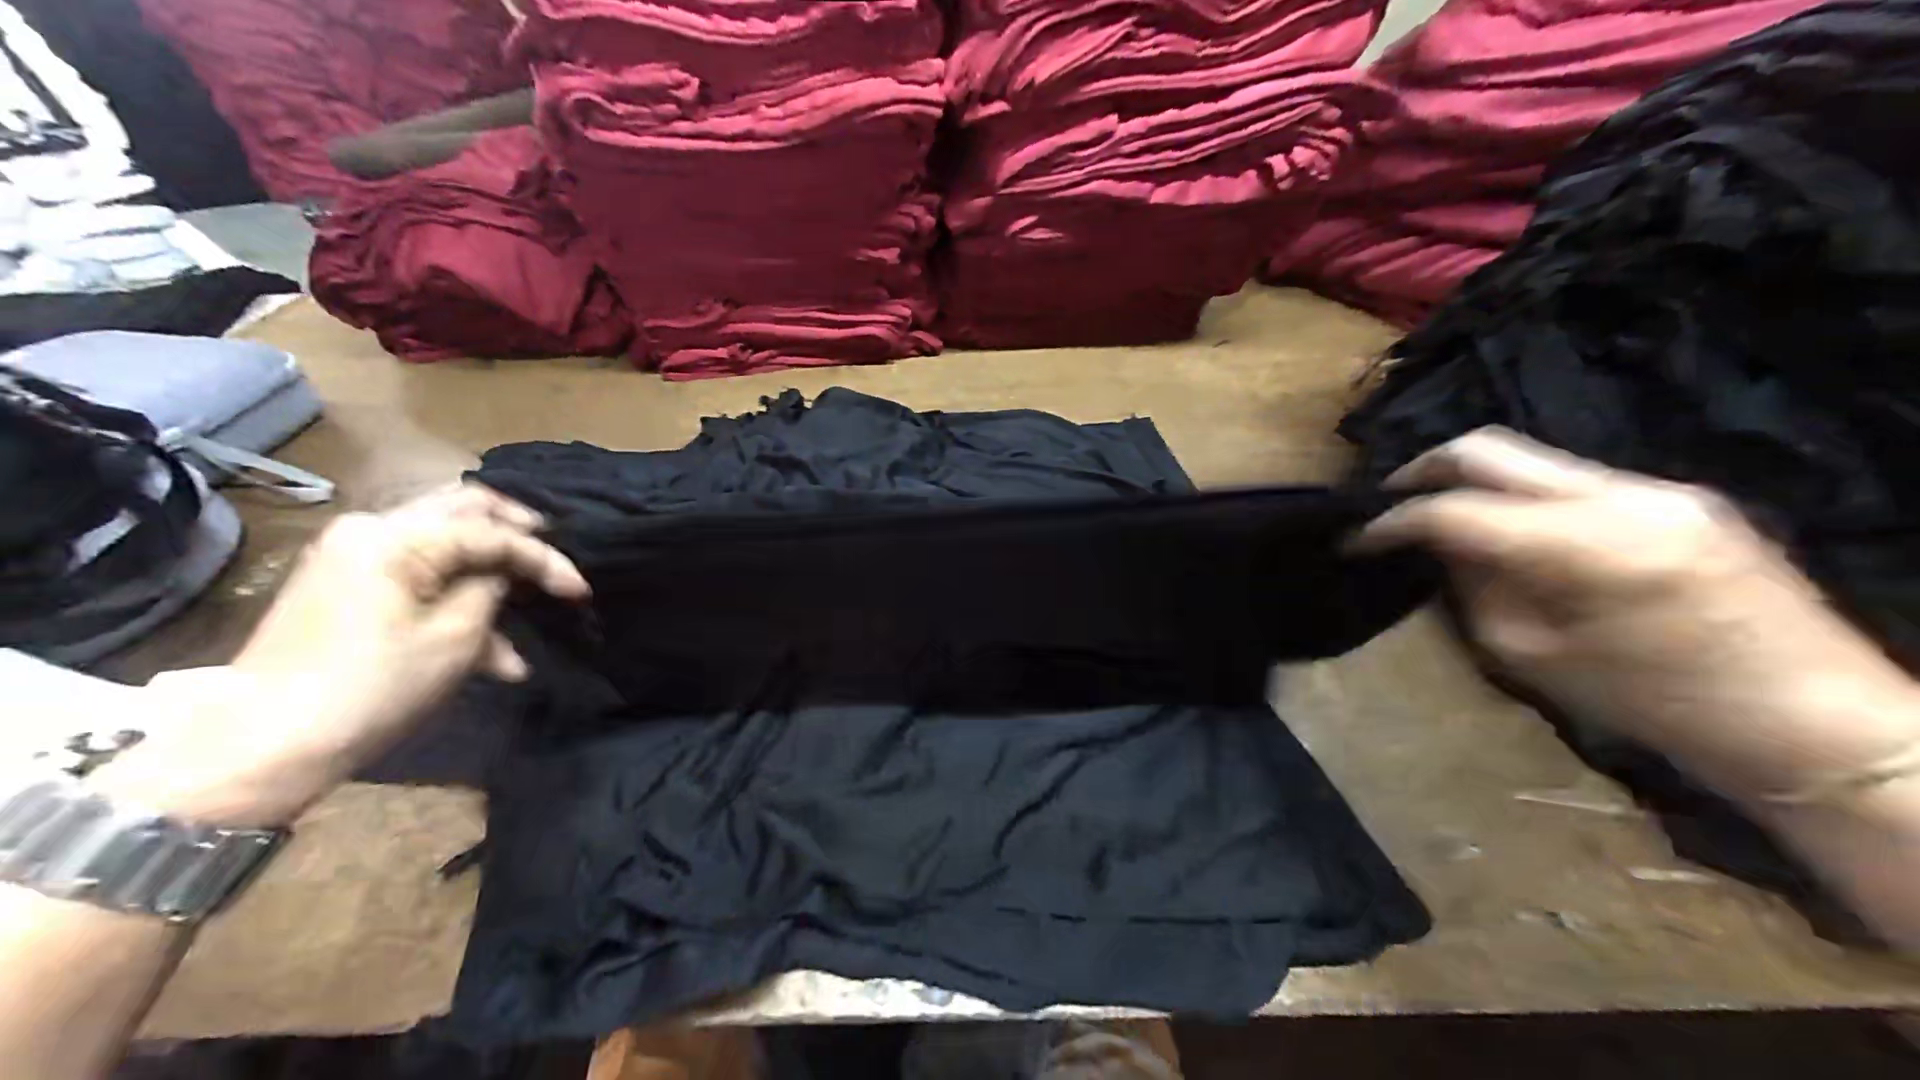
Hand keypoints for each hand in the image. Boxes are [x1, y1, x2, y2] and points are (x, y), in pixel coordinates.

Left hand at [89, 485, 588, 825]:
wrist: (262, 745)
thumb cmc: (373, 685)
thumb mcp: (456, 637)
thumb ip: (492, 587)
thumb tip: (504, 572)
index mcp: (394, 535)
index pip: (491, 531)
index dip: (544, 559)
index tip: (581, 592)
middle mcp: (370, 530)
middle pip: (463, 513)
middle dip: (517, 537)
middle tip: (554, 559)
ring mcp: (352, 557)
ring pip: (444, 547)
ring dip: (487, 581)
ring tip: (520, 636)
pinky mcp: (346, 586)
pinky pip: (417, 576)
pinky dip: (454, 602)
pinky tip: (486, 654)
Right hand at [1354, 428, 1919, 802]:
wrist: (1817, 725)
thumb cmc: (1660, 707)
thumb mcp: (1534, 656)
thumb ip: (1476, 586)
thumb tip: (1440, 547)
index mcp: (1587, 546)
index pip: (1456, 508)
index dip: (1393, 521)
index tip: (1355, 539)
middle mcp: (1624, 495)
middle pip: (1489, 448)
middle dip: (1422, 472)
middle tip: (1387, 505)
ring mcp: (1658, 489)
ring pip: (1529, 458)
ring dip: (1472, 483)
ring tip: (1440, 521)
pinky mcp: (1678, 498)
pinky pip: (1569, 480)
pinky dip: (1518, 497)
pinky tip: (1507, 533)